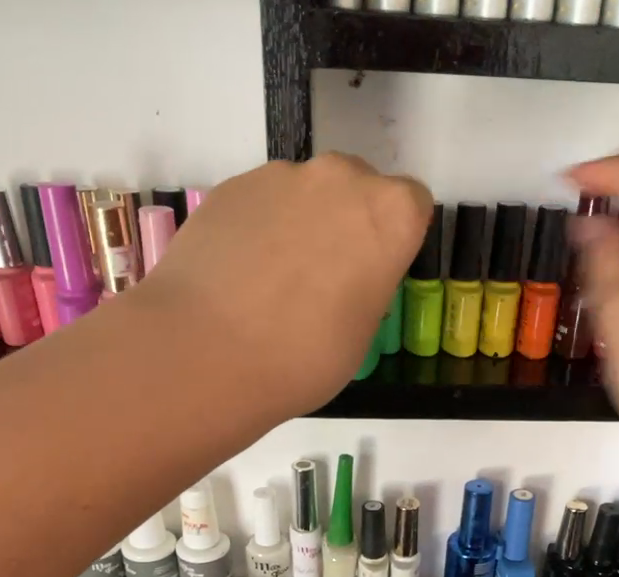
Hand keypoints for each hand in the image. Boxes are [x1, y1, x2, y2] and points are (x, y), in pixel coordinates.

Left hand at [132, 154, 431, 419]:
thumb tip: (346, 277)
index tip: (375, 274)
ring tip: (273, 283)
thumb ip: (367, 286)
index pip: (412, 206)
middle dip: (348, 223)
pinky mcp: (230, 186)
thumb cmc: (303, 357)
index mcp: (389, 214)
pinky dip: (259, 229)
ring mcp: (280, 177)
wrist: (205, 352)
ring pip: (306, 192)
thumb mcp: (361, 334)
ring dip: (301, 224)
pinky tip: (240, 277)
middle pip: (358, 188)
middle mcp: (340, 178)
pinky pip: (261, 203)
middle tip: (325, 279)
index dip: (395, 240)